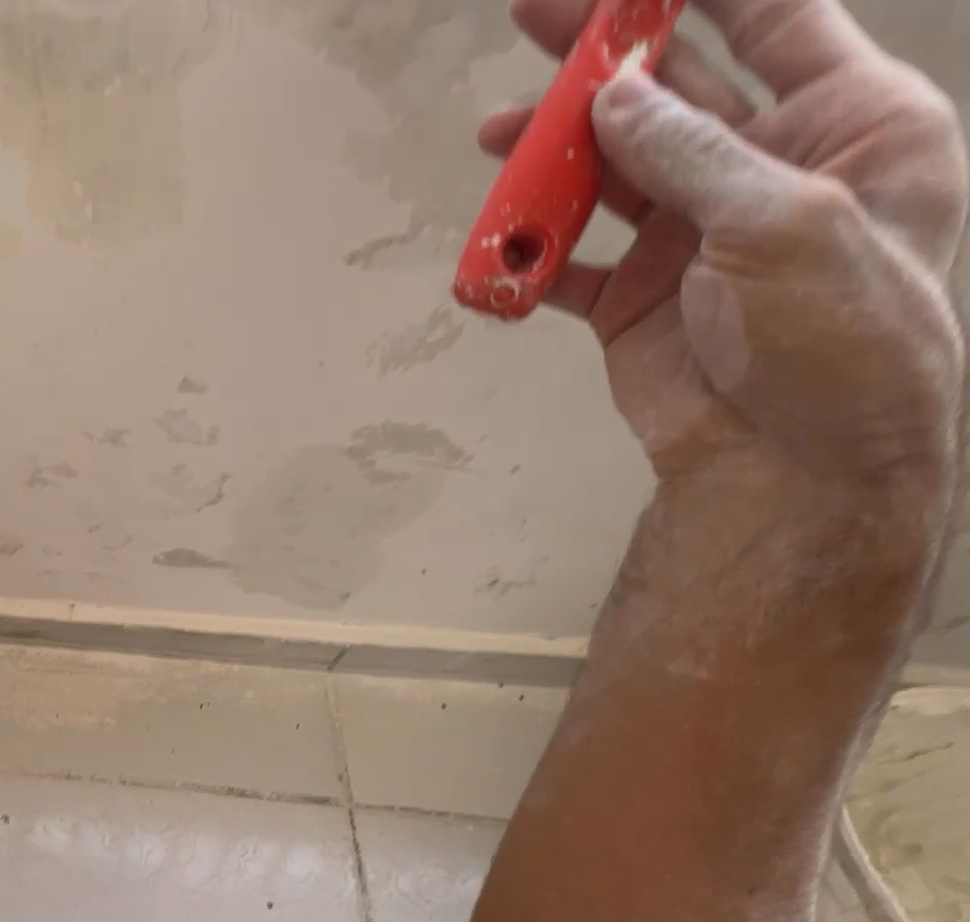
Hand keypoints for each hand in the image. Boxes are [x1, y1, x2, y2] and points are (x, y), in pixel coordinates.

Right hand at [480, 0, 966, 496]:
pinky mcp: (630, 297)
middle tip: (530, 22)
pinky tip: (499, 252)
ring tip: (493, 140)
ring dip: (549, 160)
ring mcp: (686, 237)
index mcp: (844, 126)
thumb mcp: (786, 222)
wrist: (788, 461)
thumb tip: (616, 94)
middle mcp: (758, 172)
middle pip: (667, 93)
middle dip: (598, 62)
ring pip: (605, 176)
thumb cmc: (837, 335)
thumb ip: (694, 153)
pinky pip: (569, 265)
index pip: (770, 25)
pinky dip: (530, 259)